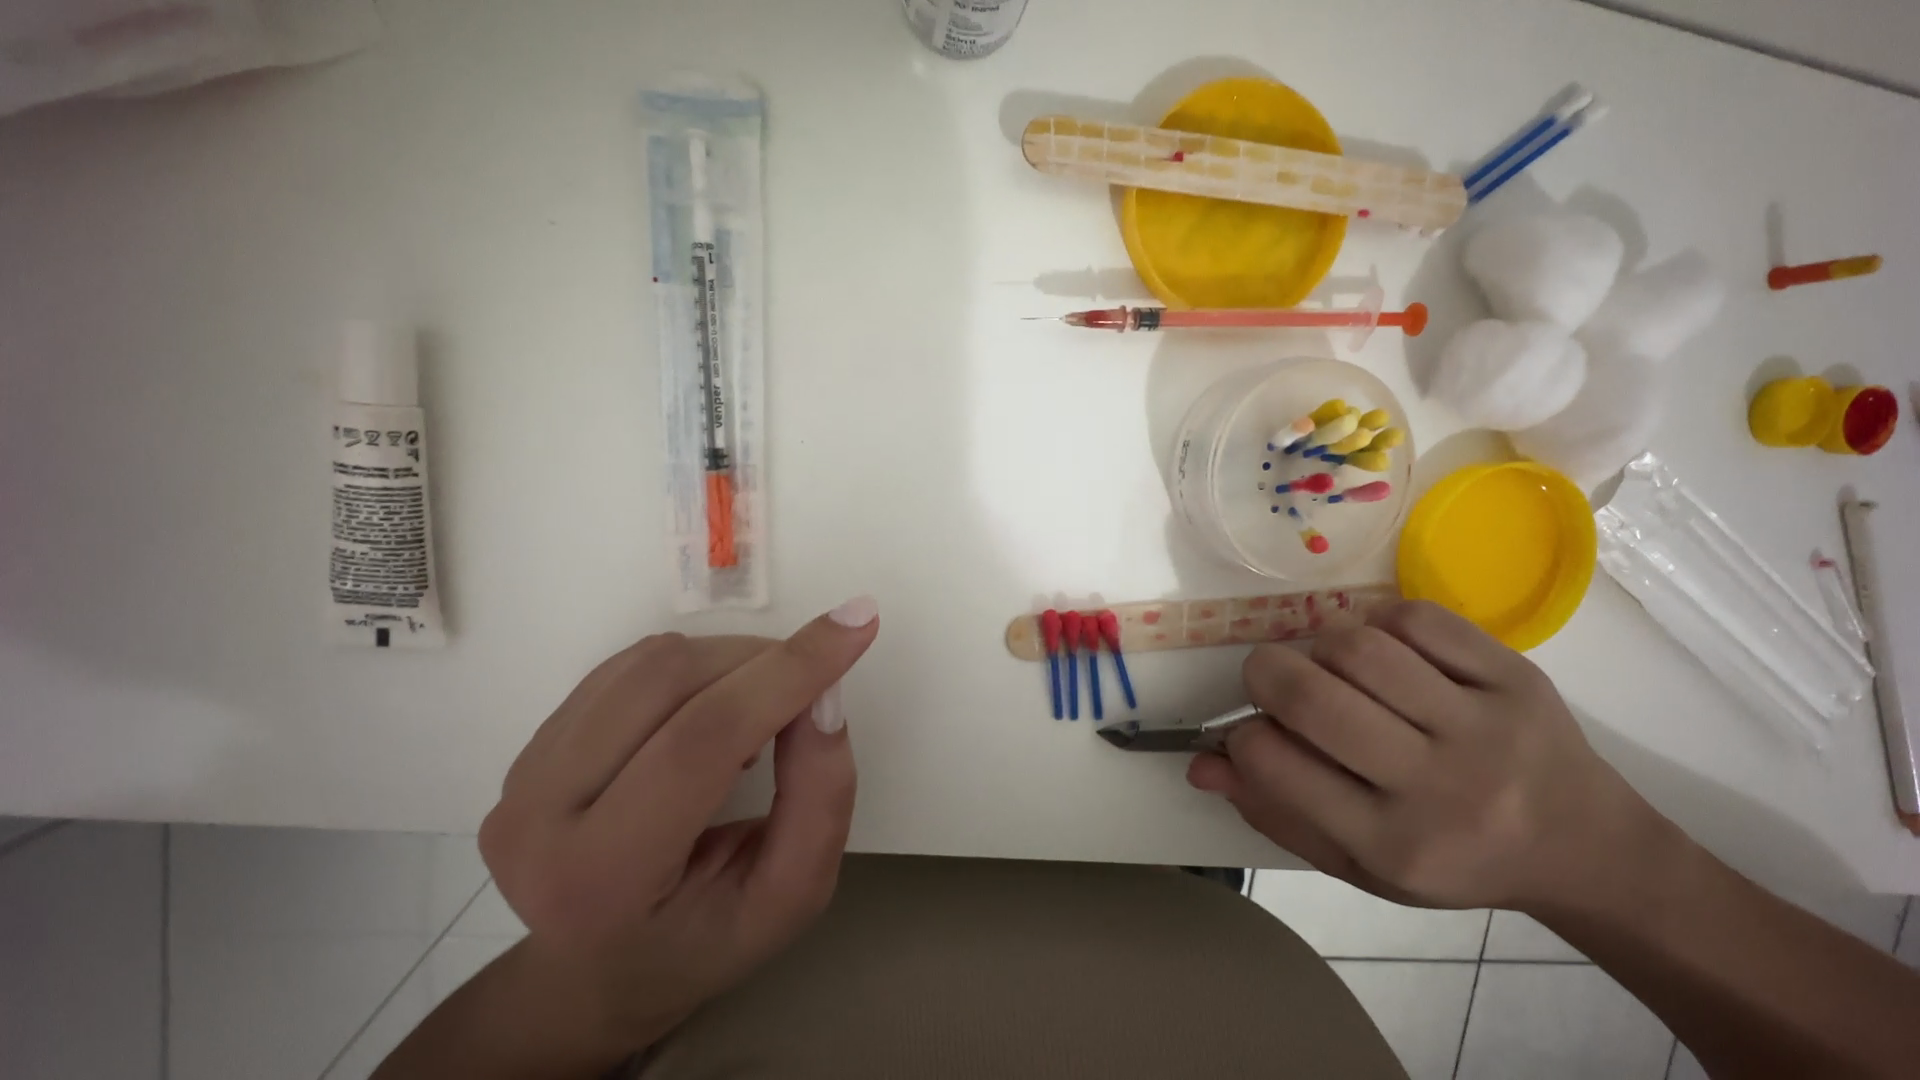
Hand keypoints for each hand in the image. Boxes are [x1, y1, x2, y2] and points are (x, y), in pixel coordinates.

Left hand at [475, 597, 879, 1057]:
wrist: (599, 968)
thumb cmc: (704, 941)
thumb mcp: (790, 896)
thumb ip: (820, 800)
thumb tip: (825, 697)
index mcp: (602, 875)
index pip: (703, 741)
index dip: (786, 673)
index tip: (856, 625)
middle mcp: (538, 816)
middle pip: (668, 683)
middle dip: (763, 662)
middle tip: (810, 688)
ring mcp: (522, 774)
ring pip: (647, 662)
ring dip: (729, 660)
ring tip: (759, 713)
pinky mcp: (530, 744)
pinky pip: (628, 665)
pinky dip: (694, 667)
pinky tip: (711, 711)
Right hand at [1189, 600, 1663, 913]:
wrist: (1585, 849)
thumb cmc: (1454, 861)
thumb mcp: (1359, 863)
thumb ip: (1277, 814)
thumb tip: (1203, 765)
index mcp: (1393, 843)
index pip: (1276, 765)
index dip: (1241, 737)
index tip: (1251, 733)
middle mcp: (1438, 786)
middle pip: (1313, 699)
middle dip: (1264, 674)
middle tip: (1270, 680)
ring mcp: (1484, 725)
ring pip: (1361, 650)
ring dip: (1321, 648)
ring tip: (1332, 668)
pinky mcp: (1516, 676)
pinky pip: (1419, 620)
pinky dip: (1380, 623)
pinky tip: (1384, 650)